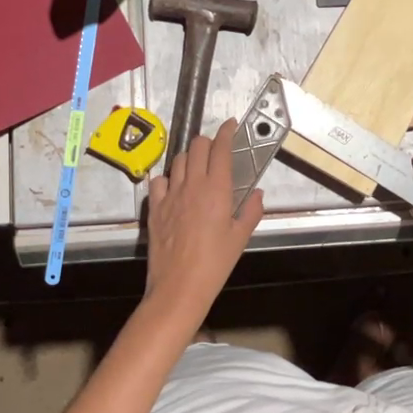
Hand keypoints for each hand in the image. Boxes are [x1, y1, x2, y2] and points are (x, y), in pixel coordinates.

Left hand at [143, 119, 264, 313]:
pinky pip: (158, 180)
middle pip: (197, 146)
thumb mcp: (240, 238)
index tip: (230, 126)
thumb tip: (258, 194)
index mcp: (216, 189)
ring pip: (178, 160)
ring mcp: (170, 194)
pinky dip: (169, 178)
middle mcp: (192, 184)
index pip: (220, 149)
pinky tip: (174, 188)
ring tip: (197, 168)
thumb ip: (251, 211)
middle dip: (208, 142)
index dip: (226, 133)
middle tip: (216, 150)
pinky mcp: (154, 207)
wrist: (179, 286)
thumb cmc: (215, 264)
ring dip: (190, 158)